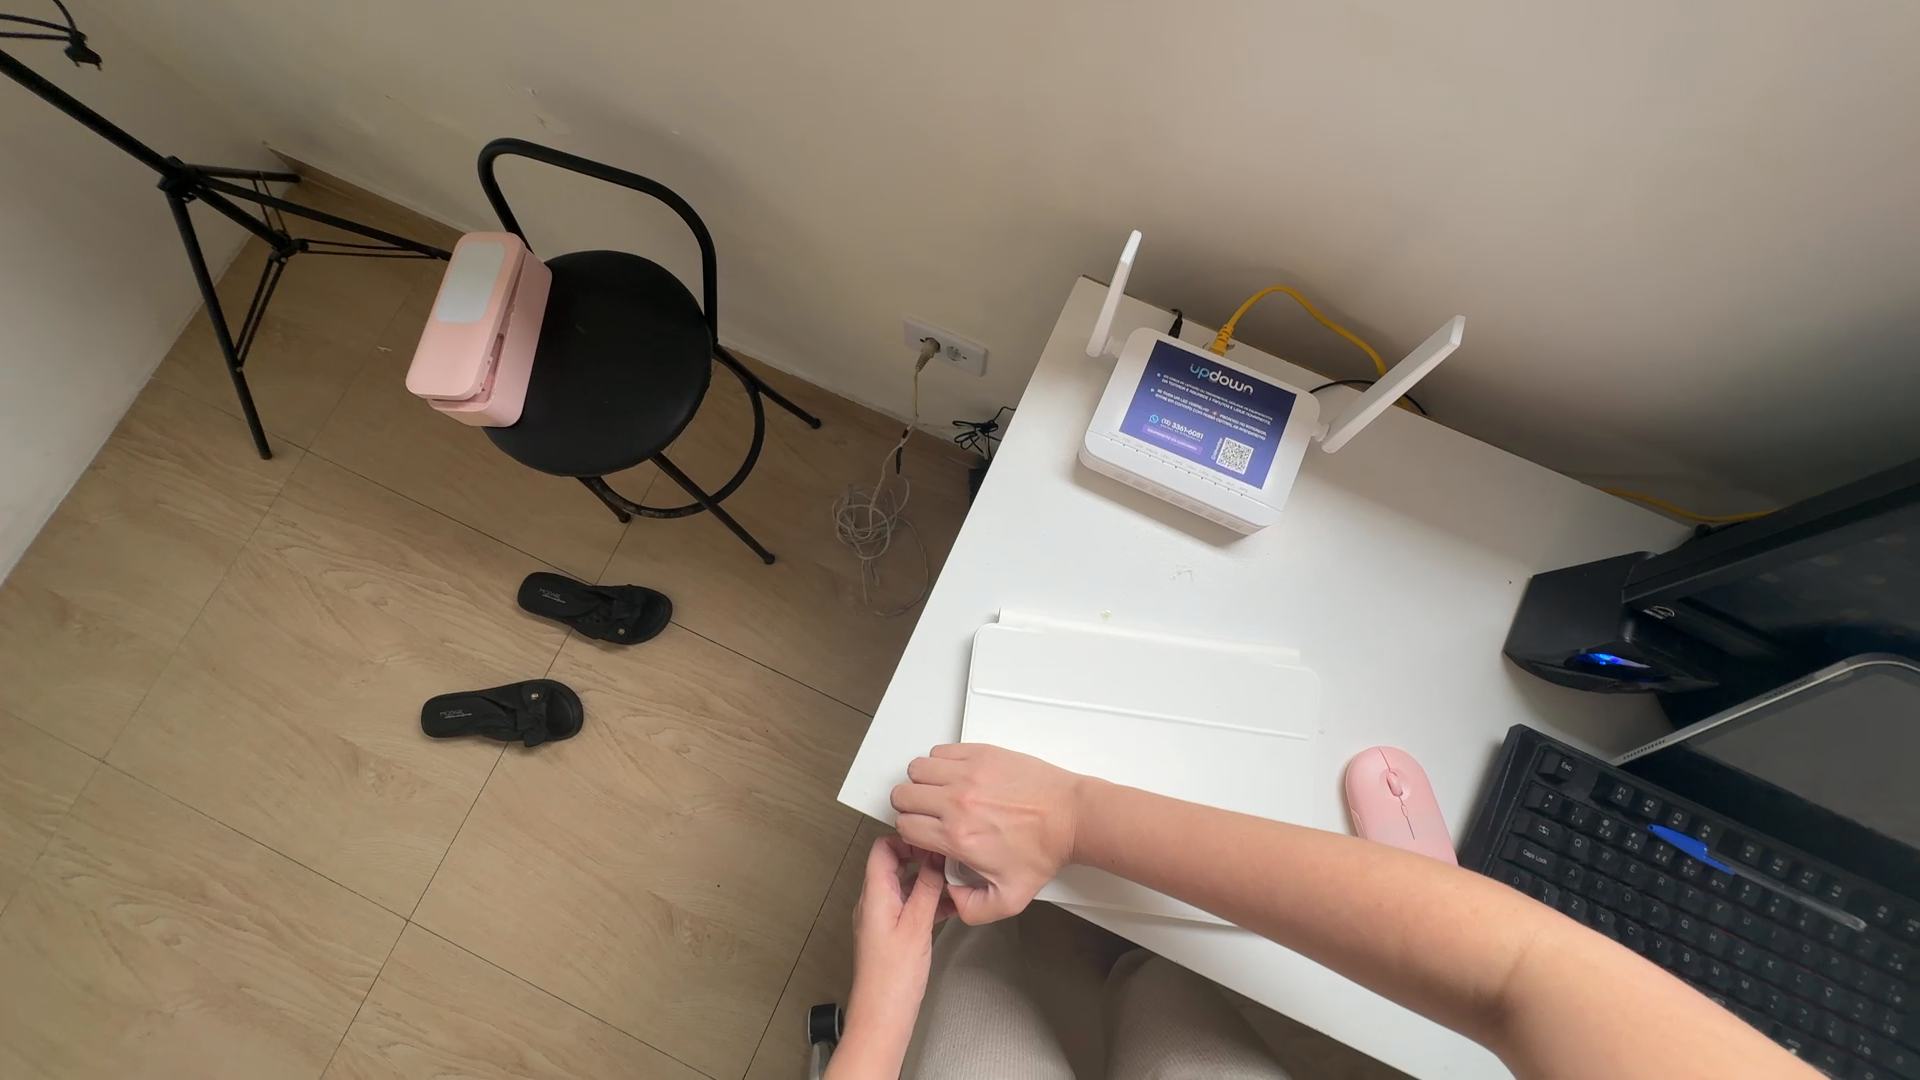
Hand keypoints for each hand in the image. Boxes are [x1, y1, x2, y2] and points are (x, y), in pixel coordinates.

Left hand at [832, 836, 951, 1078]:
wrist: (881, 1020)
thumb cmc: (891, 981)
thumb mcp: (916, 926)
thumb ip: (927, 888)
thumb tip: (936, 859)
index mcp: (874, 895)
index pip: (883, 847)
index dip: (907, 840)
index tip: (932, 842)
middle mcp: (874, 902)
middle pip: (894, 863)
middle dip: (921, 857)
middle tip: (946, 858)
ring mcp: (881, 918)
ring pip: (904, 884)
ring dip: (927, 880)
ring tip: (952, 881)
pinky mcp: (890, 933)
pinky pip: (908, 904)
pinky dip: (926, 900)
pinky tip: (947, 906)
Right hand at [890, 744, 1087, 923]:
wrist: (1070, 816)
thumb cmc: (1044, 849)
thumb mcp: (1009, 898)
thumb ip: (973, 909)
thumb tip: (950, 898)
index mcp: (958, 837)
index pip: (905, 826)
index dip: (910, 832)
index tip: (924, 832)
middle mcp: (957, 802)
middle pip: (903, 794)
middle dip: (910, 806)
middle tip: (927, 812)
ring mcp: (968, 774)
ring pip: (918, 769)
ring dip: (923, 781)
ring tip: (939, 791)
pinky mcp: (981, 753)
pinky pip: (941, 751)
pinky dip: (942, 761)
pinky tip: (956, 775)